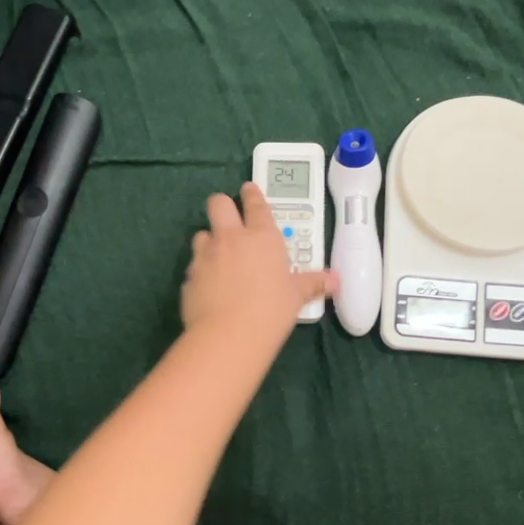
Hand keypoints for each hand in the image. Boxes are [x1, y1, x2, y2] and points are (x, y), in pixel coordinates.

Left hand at [181, 183, 331, 342]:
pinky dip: (201, 271)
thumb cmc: (270, 311)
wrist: (228, 335)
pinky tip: (209, 286)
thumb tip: (334, 281)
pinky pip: (194, 265)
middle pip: (219, 203)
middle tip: (229, 218)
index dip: (252, 194)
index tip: (249, 189)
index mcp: (262, 237)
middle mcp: (231, 238)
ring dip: (209, 241)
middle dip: (223, 205)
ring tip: (219, 257)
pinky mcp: (189, 275)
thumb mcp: (296, 297)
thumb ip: (311, 284)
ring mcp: (206, 255)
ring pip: (201, 233)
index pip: (256, 205)